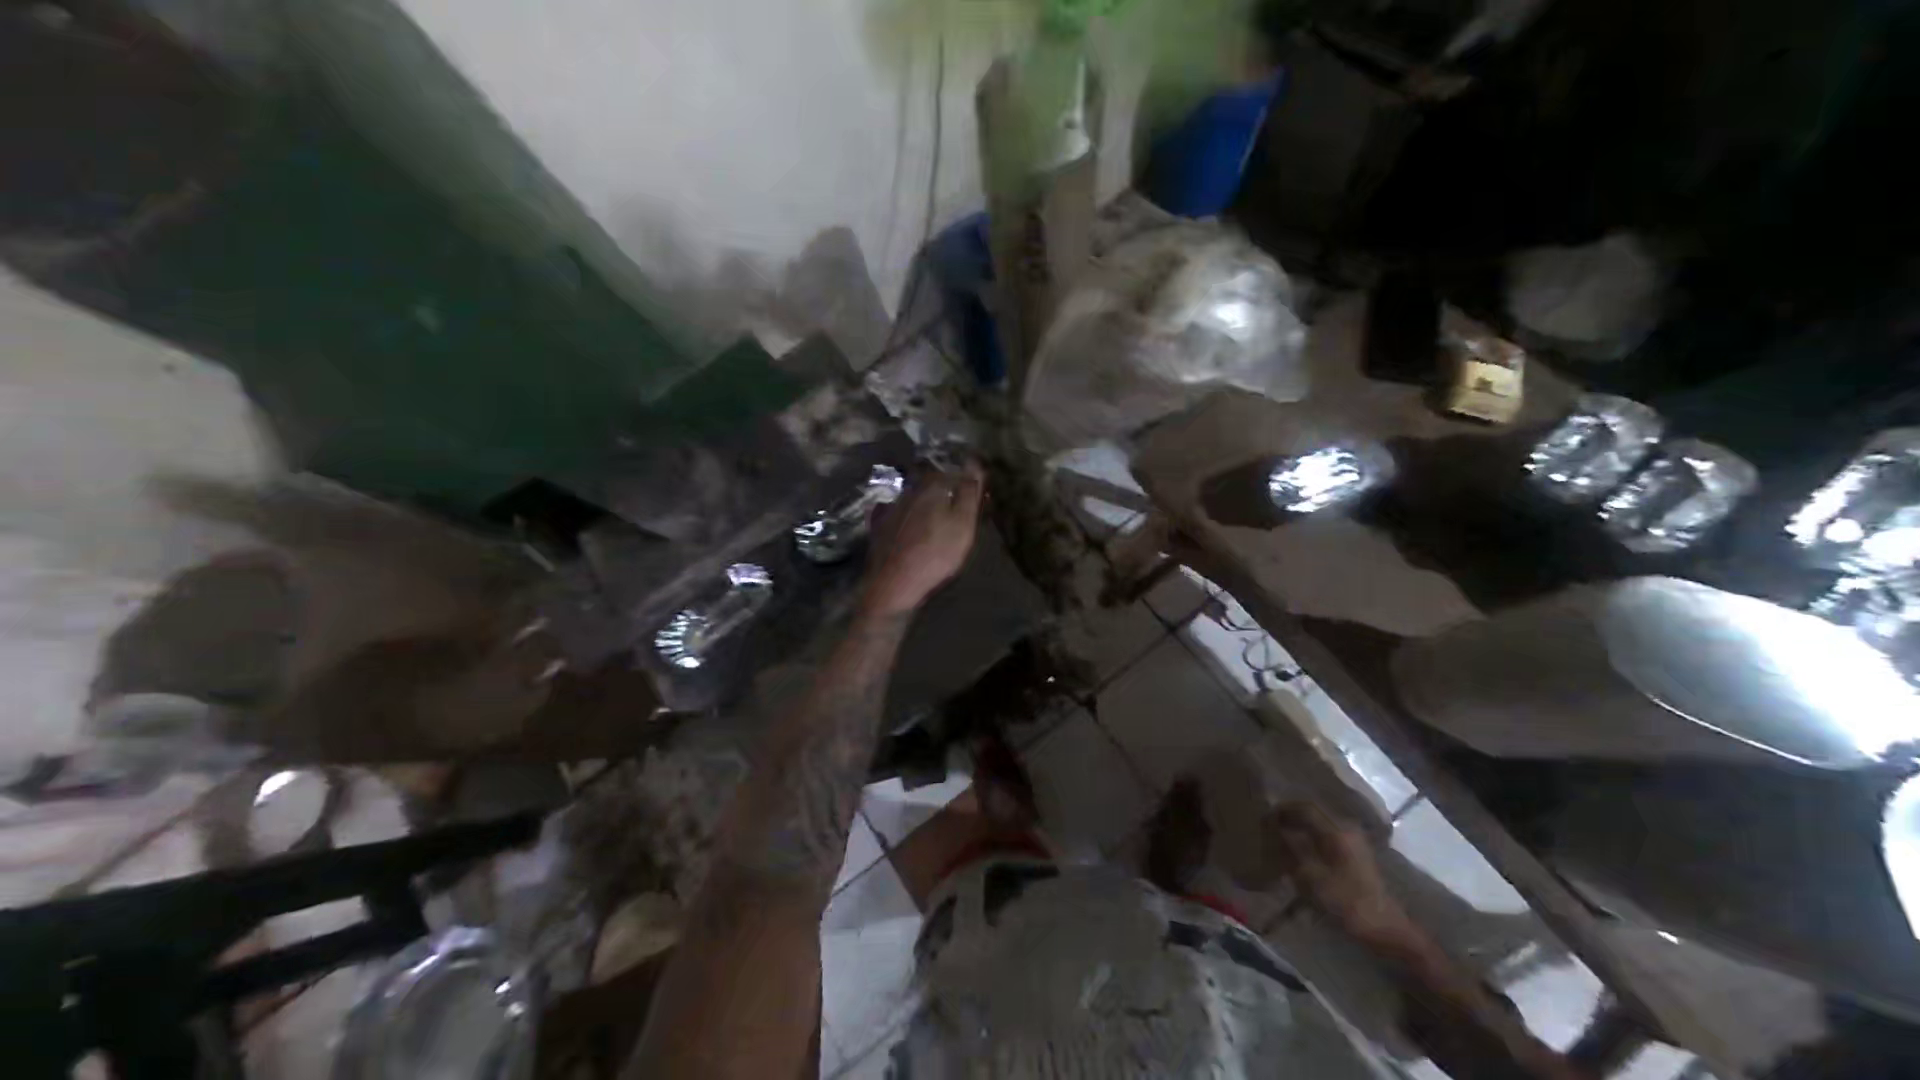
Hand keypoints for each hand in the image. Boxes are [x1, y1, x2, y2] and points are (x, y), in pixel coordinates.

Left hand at [859, 463, 984, 618]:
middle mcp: (909, 489)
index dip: (969, 479)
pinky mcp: (879, 524)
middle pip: (932, 480)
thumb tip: (974, 461)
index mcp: (932, 486)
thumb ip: (969, 492)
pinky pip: (896, 509)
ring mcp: (891, 506)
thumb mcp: (963, 524)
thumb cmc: (935, 554)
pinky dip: (905, 511)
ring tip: (937, 514)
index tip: (979, 491)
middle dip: (946, 487)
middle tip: (959, 503)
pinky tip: (907, 519)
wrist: (892, 584)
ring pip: (914, 494)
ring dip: (926, 498)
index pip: (955, 471)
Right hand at [1267, 801, 1411, 943]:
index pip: (1304, 807)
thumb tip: (1276, 828)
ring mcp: (1355, 842)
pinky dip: (1312, 840)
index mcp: (1336, 830)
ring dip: (1301, 830)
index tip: (1263, 818)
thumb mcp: (1311, 876)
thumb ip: (1292, 848)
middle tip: (1269, 829)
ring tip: (1282, 841)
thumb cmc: (1347, 903)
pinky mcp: (1357, 855)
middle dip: (1290, 818)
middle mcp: (1347, 829)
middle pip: (1313, 813)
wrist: (1387, 931)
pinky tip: (1301, 854)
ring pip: (1320, 826)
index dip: (1282, 810)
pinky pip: (1328, 837)